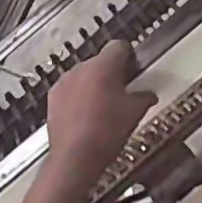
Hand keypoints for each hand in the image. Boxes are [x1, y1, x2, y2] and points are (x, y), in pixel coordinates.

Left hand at [16, 41, 155, 202]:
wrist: (75, 157)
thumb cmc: (106, 133)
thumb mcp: (134, 113)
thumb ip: (144, 96)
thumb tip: (147, 95)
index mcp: (103, 66)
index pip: (119, 46)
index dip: (129, 56)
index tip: (134, 68)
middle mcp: (81, 68)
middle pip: (101, 61)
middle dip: (112, 73)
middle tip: (123, 92)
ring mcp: (64, 81)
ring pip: (84, 75)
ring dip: (94, 84)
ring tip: (104, 107)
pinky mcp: (53, 96)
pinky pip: (70, 89)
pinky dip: (78, 96)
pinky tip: (86, 115)